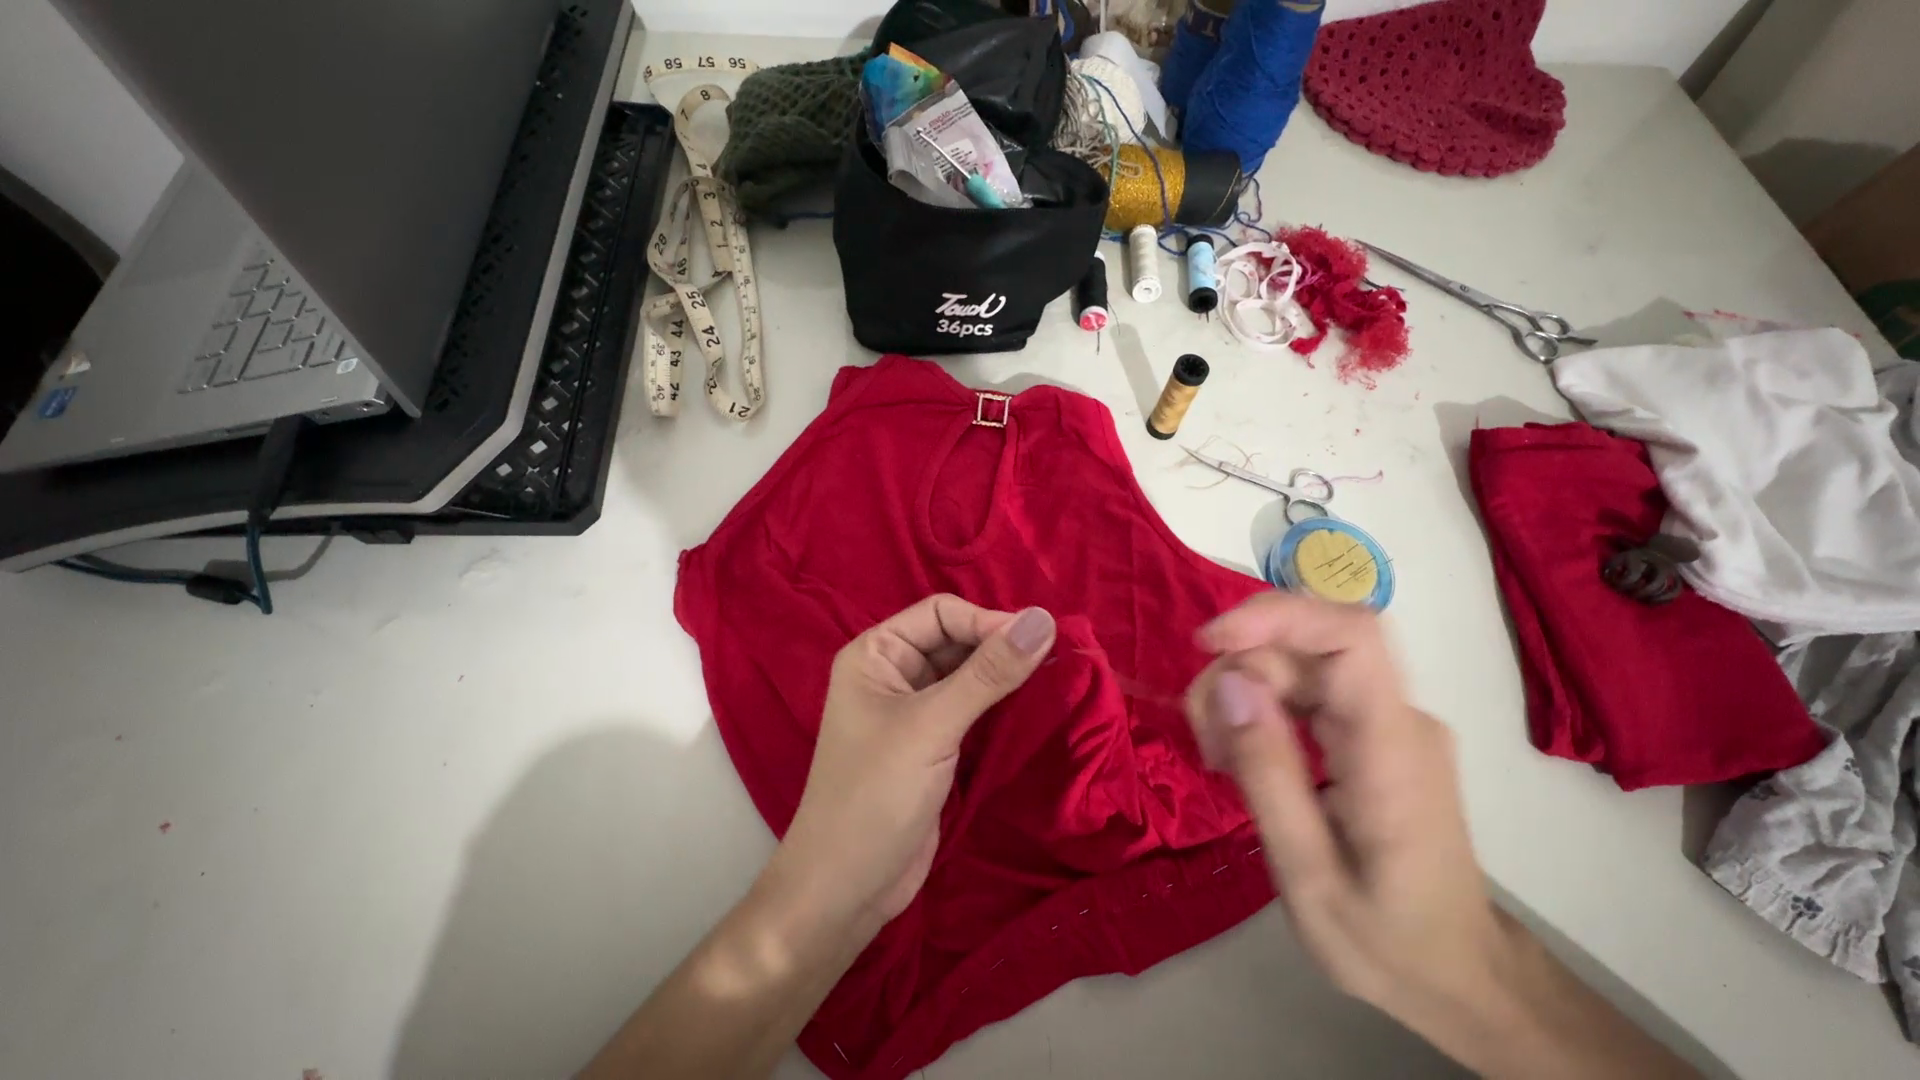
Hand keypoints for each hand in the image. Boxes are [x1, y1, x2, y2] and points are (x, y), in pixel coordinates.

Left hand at [769, 594, 1056, 932]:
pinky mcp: (932, 747)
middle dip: (1000, 647)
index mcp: (875, 654)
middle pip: (956, 640)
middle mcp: (891, 674)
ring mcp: (912, 712)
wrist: (845, 888)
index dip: (988, 621)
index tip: (1041, 642)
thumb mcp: (932, 727)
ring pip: (968, 676)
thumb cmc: (875, 795)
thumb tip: (1042, 619)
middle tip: (1056, 662)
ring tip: (1054, 681)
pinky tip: (1033, 712)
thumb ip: (988, 673)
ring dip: (1005, 677)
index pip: (941, 613)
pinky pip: (972, 711)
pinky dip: (1001, 708)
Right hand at [1186, 593, 1508, 1040]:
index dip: (1275, 616)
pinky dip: (1264, 710)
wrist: (1458, 976)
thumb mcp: (1307, 872)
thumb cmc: (1385, 939)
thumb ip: (1267, 773)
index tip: (1209, 644)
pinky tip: (1242, 756)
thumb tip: (1229, 681)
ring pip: (1302, 668)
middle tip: (1205, 743)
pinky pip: (1311, 695)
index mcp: (1392, 748)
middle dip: (1239, 673)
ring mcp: (1391, 725)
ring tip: (1219, 760)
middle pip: (1309, 650)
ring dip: (1245, 695)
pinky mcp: (1376, 737)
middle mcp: (1400, 719)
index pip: (1349, 634)